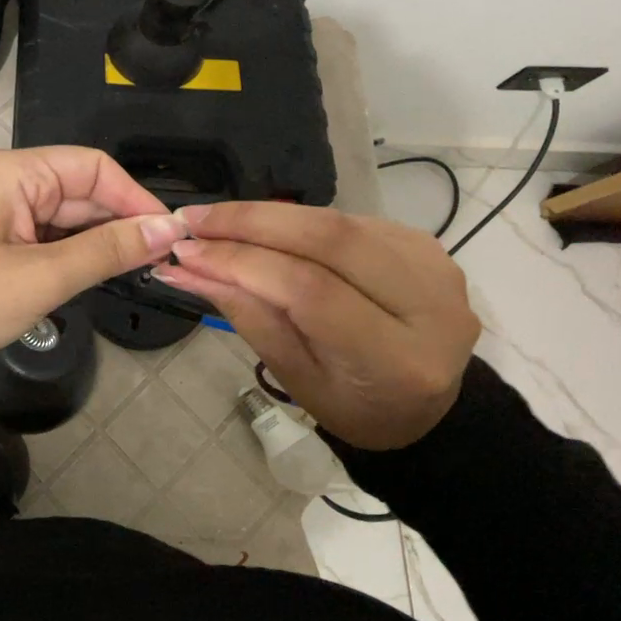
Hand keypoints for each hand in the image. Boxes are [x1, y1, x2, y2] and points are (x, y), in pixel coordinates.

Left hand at [0, 147, 187, 388]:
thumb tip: (166, 228)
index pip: (94, 167)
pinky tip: (95, 280)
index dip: (136, 197)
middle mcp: (7, 184)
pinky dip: (69, 258)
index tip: (172, 237)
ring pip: (63, 220)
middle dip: (120, 223)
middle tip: (163, 264)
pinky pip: (42, 241)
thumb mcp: (41, 278)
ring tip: (138, 274)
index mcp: (15, 173)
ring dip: (97, 244)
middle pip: (80, 191)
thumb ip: (107, 251)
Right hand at [153, 202, 481, 449]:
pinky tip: (267, 228)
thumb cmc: (350, 403)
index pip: (310, 290)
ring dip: (269, 215)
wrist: (425, 405)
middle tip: (195, 219)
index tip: (185, 250)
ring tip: (217, 220)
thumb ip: (245, 314)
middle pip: (331, 240)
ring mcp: (437, 271)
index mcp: (396, 361)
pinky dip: (299, 220)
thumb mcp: (292, 374)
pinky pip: (351, 219)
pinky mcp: (429, 247)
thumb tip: (183, 266)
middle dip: (251, 222)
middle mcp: (431, 308)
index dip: (241, 262)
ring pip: (339, 220)